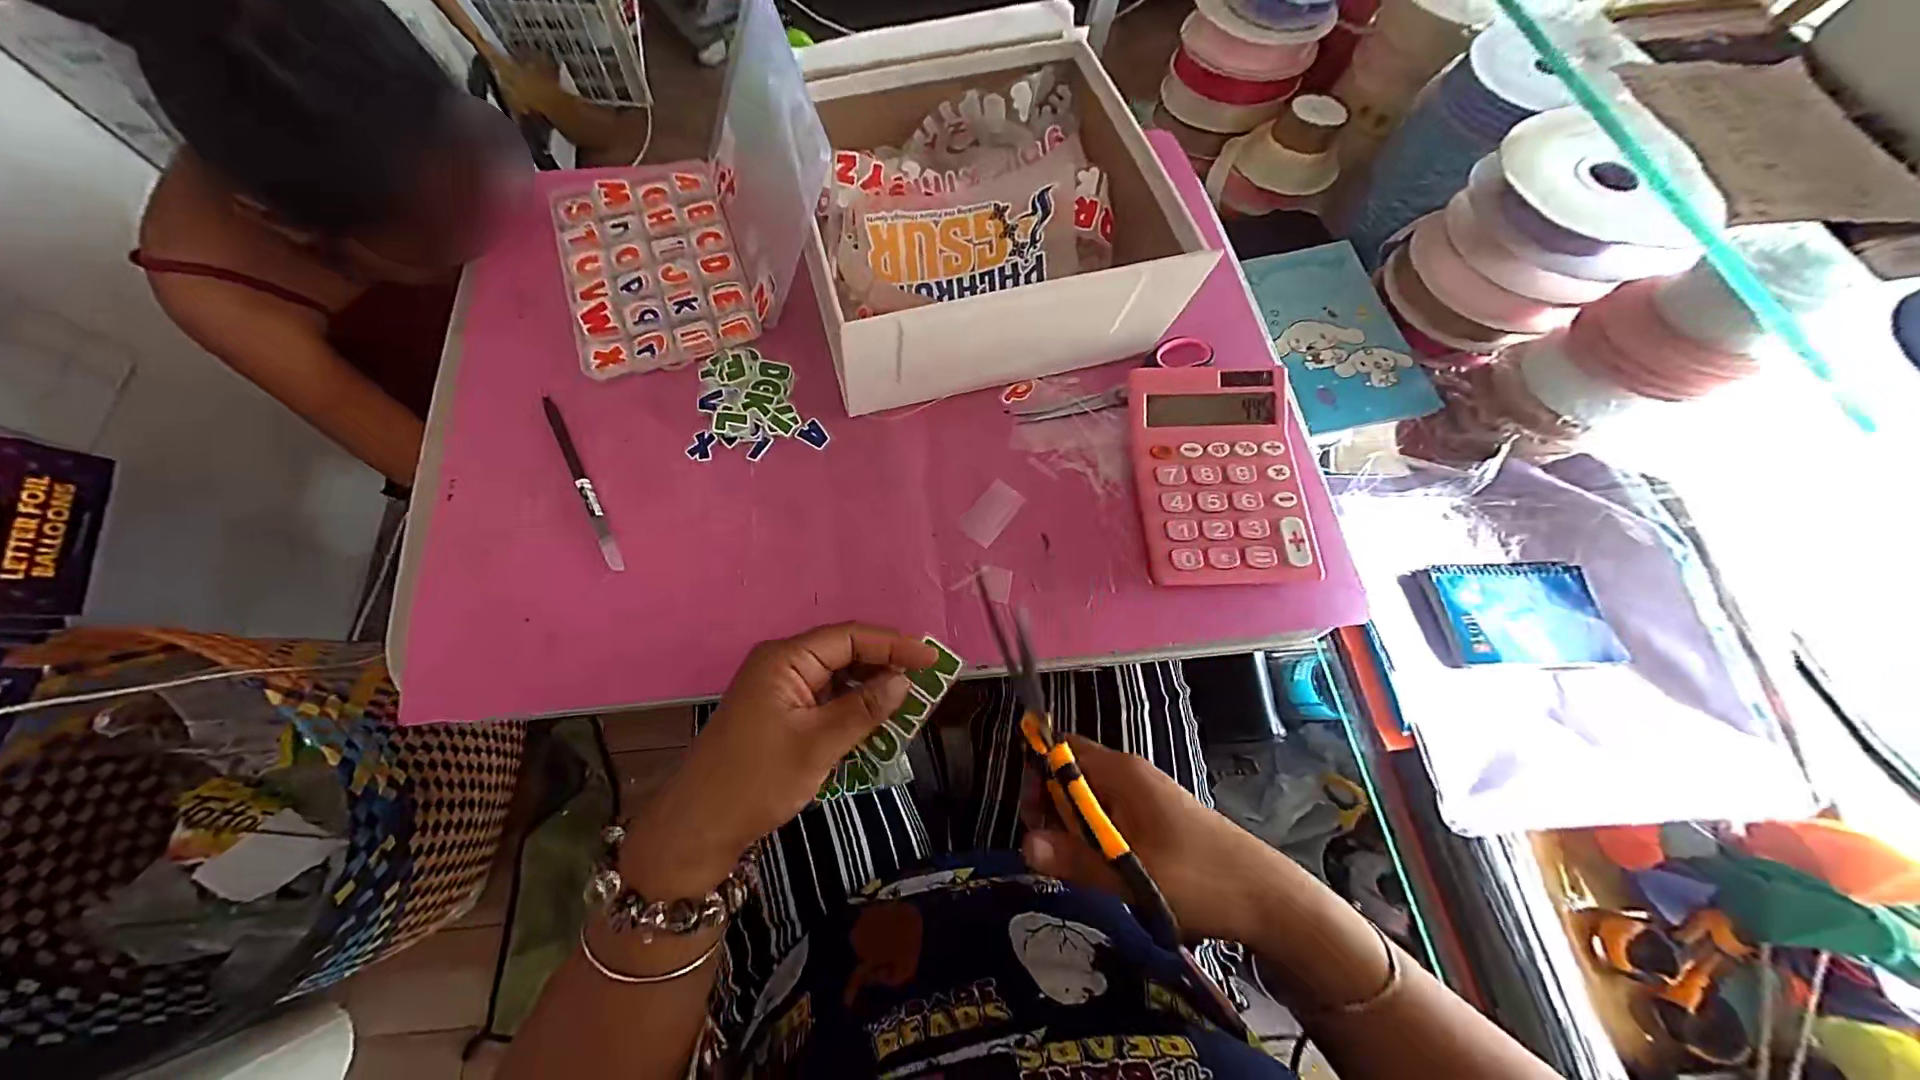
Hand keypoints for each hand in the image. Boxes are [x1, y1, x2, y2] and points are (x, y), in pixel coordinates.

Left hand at [625, 623, 936, 894]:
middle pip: (845, 653)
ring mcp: (779, 690)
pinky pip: (826, 701)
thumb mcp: (818, 745)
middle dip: (885, 666)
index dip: (894, 644)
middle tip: (926, 683)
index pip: (850, 637)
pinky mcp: (780, 715)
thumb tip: (904, 681)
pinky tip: (876, 726)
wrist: (697, 829)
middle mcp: (782, 665)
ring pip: (838, 678)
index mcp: (785, 659)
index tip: (932, 660)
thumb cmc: (756, 781)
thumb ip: (864, 709)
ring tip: (908, 705)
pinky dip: (853, 711)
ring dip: (871, 691)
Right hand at [1018, 735, 1306, 944]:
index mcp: (1120, 771)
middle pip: (1072, 773)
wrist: (1266, 897)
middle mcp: (1130, 773)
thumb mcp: (1127, 874)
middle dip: (1053, 808)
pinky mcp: (1157, 817)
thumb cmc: (1195, 877)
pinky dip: (1100, 838)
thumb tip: (1025, 844)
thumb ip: (1073, 859)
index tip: (1031, 817)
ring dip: (1077, 828)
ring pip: (1091, 798)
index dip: (1037, 775)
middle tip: (1055, 851)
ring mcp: (1146, 794)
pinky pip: (1112, 816)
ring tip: (1086, 867)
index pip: (1061, 748)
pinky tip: (1112, 871)